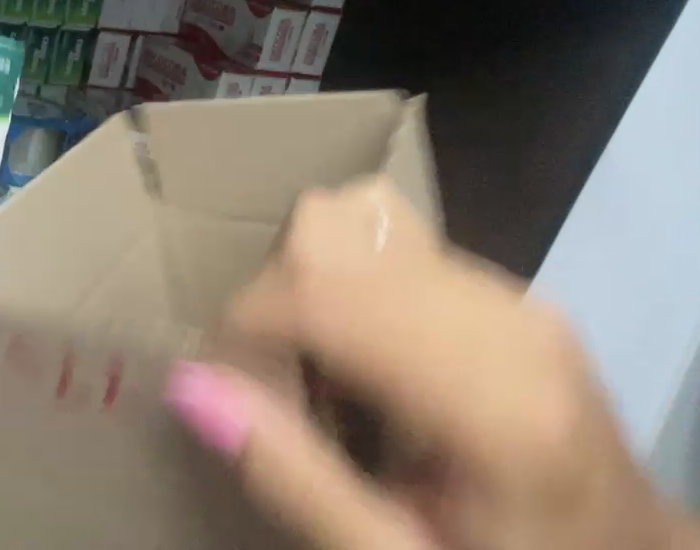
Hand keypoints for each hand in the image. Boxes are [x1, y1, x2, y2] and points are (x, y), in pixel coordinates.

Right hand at [163, 179, 699, 549]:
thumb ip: (294, 478)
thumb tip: (187, 382)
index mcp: (497, 399)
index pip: (320, 292)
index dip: (245, 326)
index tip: (231, 389)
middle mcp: (510, 318)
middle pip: (327, 235)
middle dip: (272, 299)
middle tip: (283, 384)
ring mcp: (512, 289)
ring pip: (347, 220)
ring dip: (302, 283)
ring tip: (319, 367)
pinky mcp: (501, 281)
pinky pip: (378, 234)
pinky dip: (337, 277)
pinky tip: (358, 349)